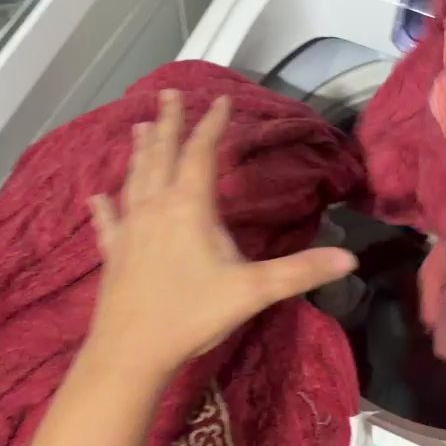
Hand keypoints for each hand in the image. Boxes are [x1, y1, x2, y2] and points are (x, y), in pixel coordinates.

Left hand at [85, 90, 356, 378]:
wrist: (131, 353)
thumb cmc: (192, 314)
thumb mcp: (253, 291)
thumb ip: (300, 271)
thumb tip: (349, 257)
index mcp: (189, 206)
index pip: (202, 153)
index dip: (212, 125)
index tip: (220, 101)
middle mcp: (156, 207)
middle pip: (162, 155)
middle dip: (167, 123)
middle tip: (167, 93)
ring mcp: (129, 228)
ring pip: (135, 179)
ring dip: (139, 151)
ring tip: (138, 127)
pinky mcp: (113, 253)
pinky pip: (108, 221)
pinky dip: (104, 206)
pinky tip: (96, 196)